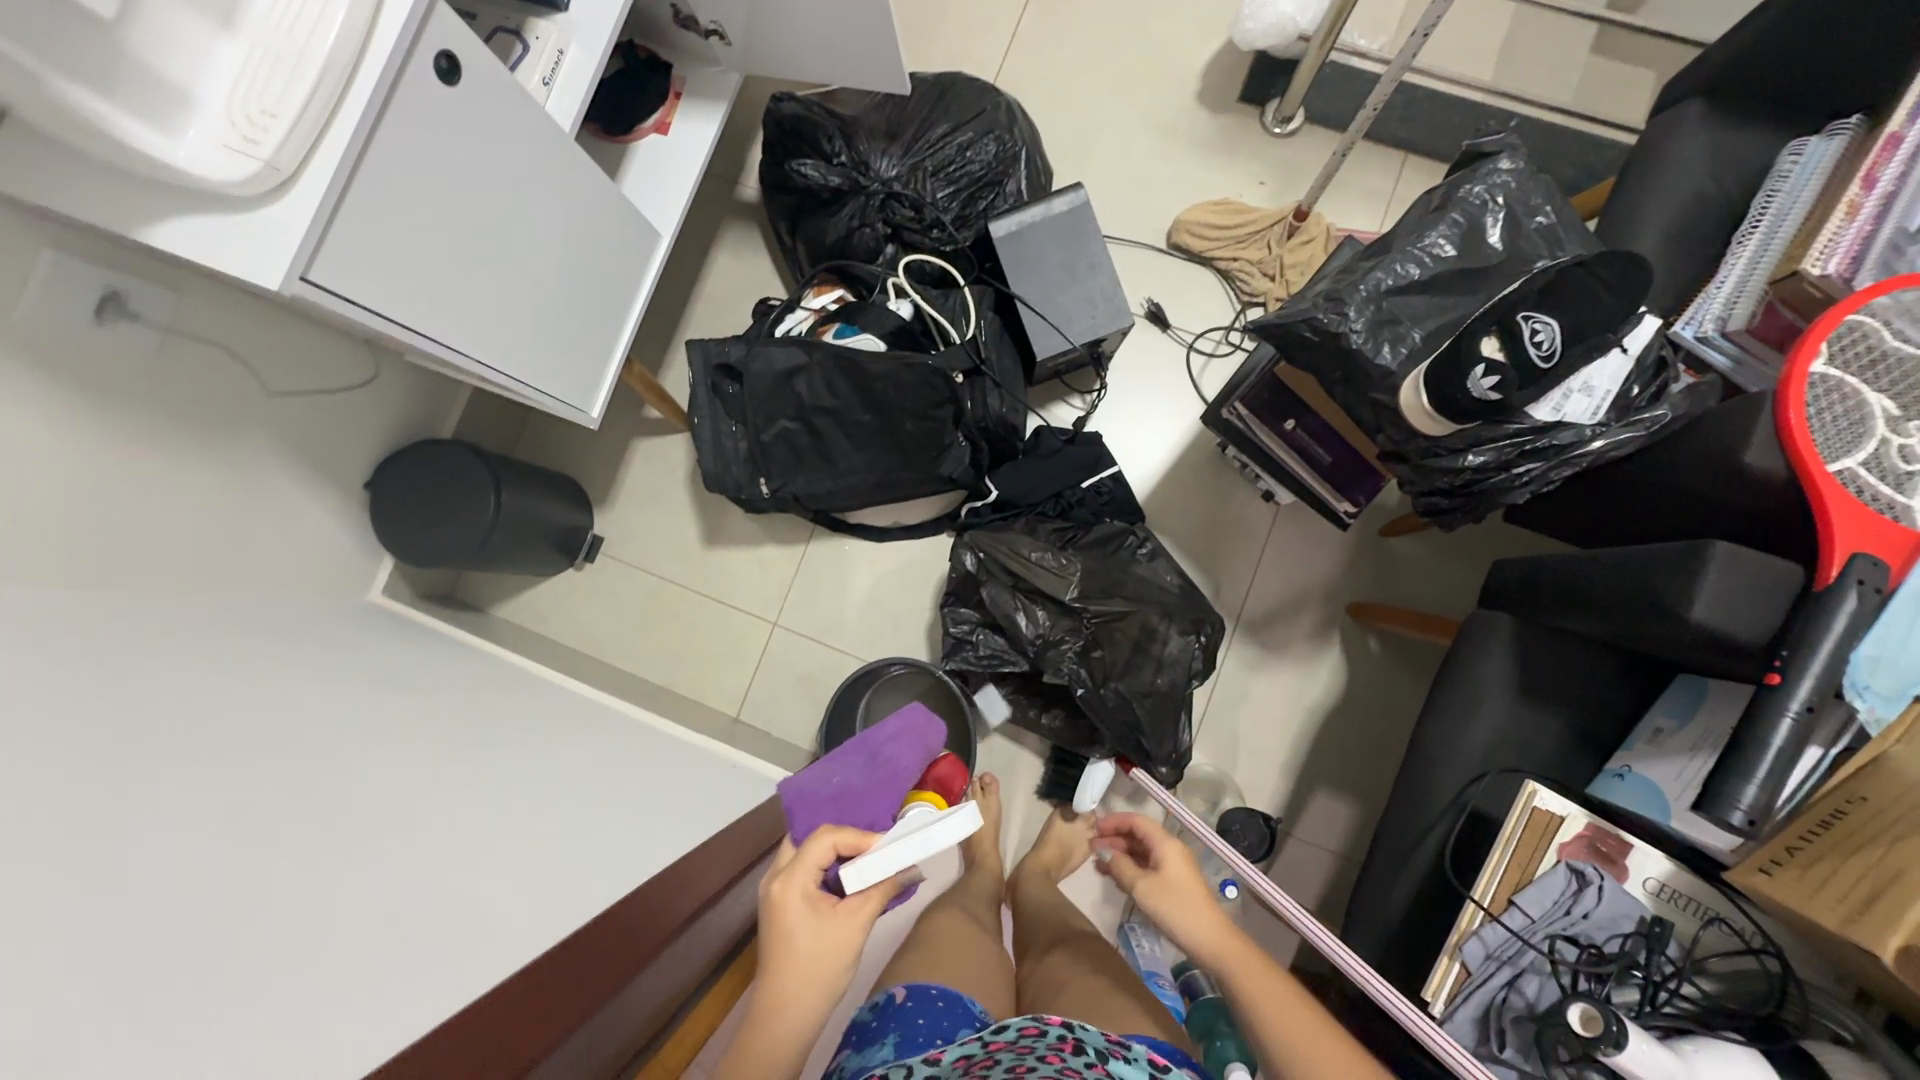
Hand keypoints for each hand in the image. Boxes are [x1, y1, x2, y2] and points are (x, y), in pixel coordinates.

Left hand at [756, 826, 907, 1002]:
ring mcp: (773, 890)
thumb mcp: (856, 924)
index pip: (825, 838)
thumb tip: (910, 867)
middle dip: (844, 838)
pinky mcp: (779, 904)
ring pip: (804, 852)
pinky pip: (802, 869)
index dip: (859, 837)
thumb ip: (882, 888)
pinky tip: (848, 878)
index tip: (887, 848)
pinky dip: (825, 867)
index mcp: (789, 879)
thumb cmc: (820, 970)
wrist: (786, 1016)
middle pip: (809, 838)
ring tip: (865, 860)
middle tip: (873, 848)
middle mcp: (775, 877)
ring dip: (834, 852)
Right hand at [1094, 813, 1237, 960]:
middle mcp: (1170, 850)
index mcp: (1165, 843)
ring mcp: (1172, 867)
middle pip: (1138, 836)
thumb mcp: (1141, 886)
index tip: (1093, 830)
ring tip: (1098, 865)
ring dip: (1120, 856)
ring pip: (1142, 853)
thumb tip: (1103, 851)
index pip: (1136, 821)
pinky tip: (1115, 878)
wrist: (1211, 941)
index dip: (1113, 822)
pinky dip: (1130, 869)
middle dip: (1114, 840)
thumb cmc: (1175, 908)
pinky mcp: (1173, 884)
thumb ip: (1120, 865)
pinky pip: (1147, 868)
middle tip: (1091, 850)